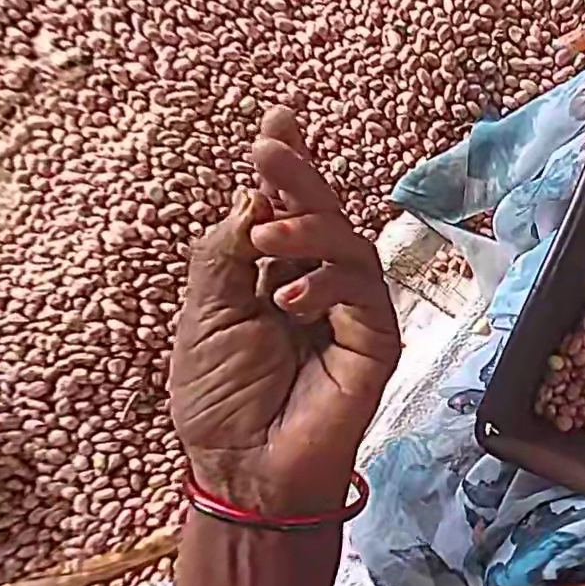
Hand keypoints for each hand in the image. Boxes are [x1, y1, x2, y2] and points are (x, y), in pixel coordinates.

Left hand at [168, 106, 400, 515]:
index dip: (288, 168)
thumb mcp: (206, 313)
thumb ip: (229, 254)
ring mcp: (353, 311)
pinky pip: (362, 292)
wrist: (246, 465)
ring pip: (349, 246)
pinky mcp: (378, 337)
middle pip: (324, 218)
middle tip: (272, 149)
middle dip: (299, 180)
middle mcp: (320, 285)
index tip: (279, 120)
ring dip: (309, 230)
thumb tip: (258, 197)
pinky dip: (328, 285)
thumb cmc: (221, 395)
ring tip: (266, 241)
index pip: (288, 212)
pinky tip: (291, 301)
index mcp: (278, 276)